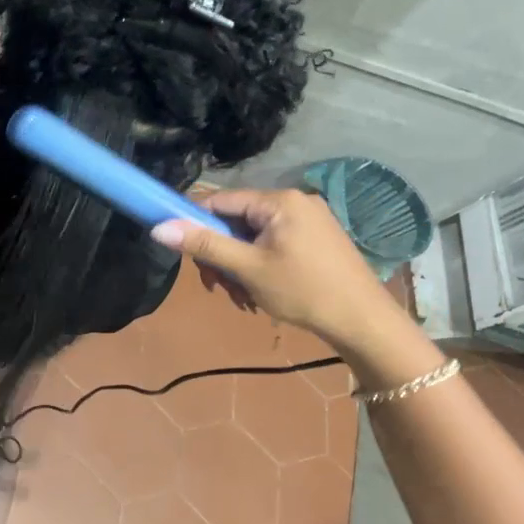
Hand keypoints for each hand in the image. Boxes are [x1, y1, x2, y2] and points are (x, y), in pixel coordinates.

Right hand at [151, 189, 398, 344]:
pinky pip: (271, 245)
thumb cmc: (304, 291)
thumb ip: (203, 245)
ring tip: (241, 298)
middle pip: (235, 221)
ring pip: (251, 237)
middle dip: (220, 254)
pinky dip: (257, 267)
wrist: (364, 323)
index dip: (195, 225)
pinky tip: (258, 295)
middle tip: (217, 287)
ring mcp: (308, 221)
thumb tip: (158, 228)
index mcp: (278, 201)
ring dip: (237, 267)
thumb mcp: (247, 269)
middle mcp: (294, 202)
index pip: (219, 201)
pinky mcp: (315, 240)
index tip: (187, 256)